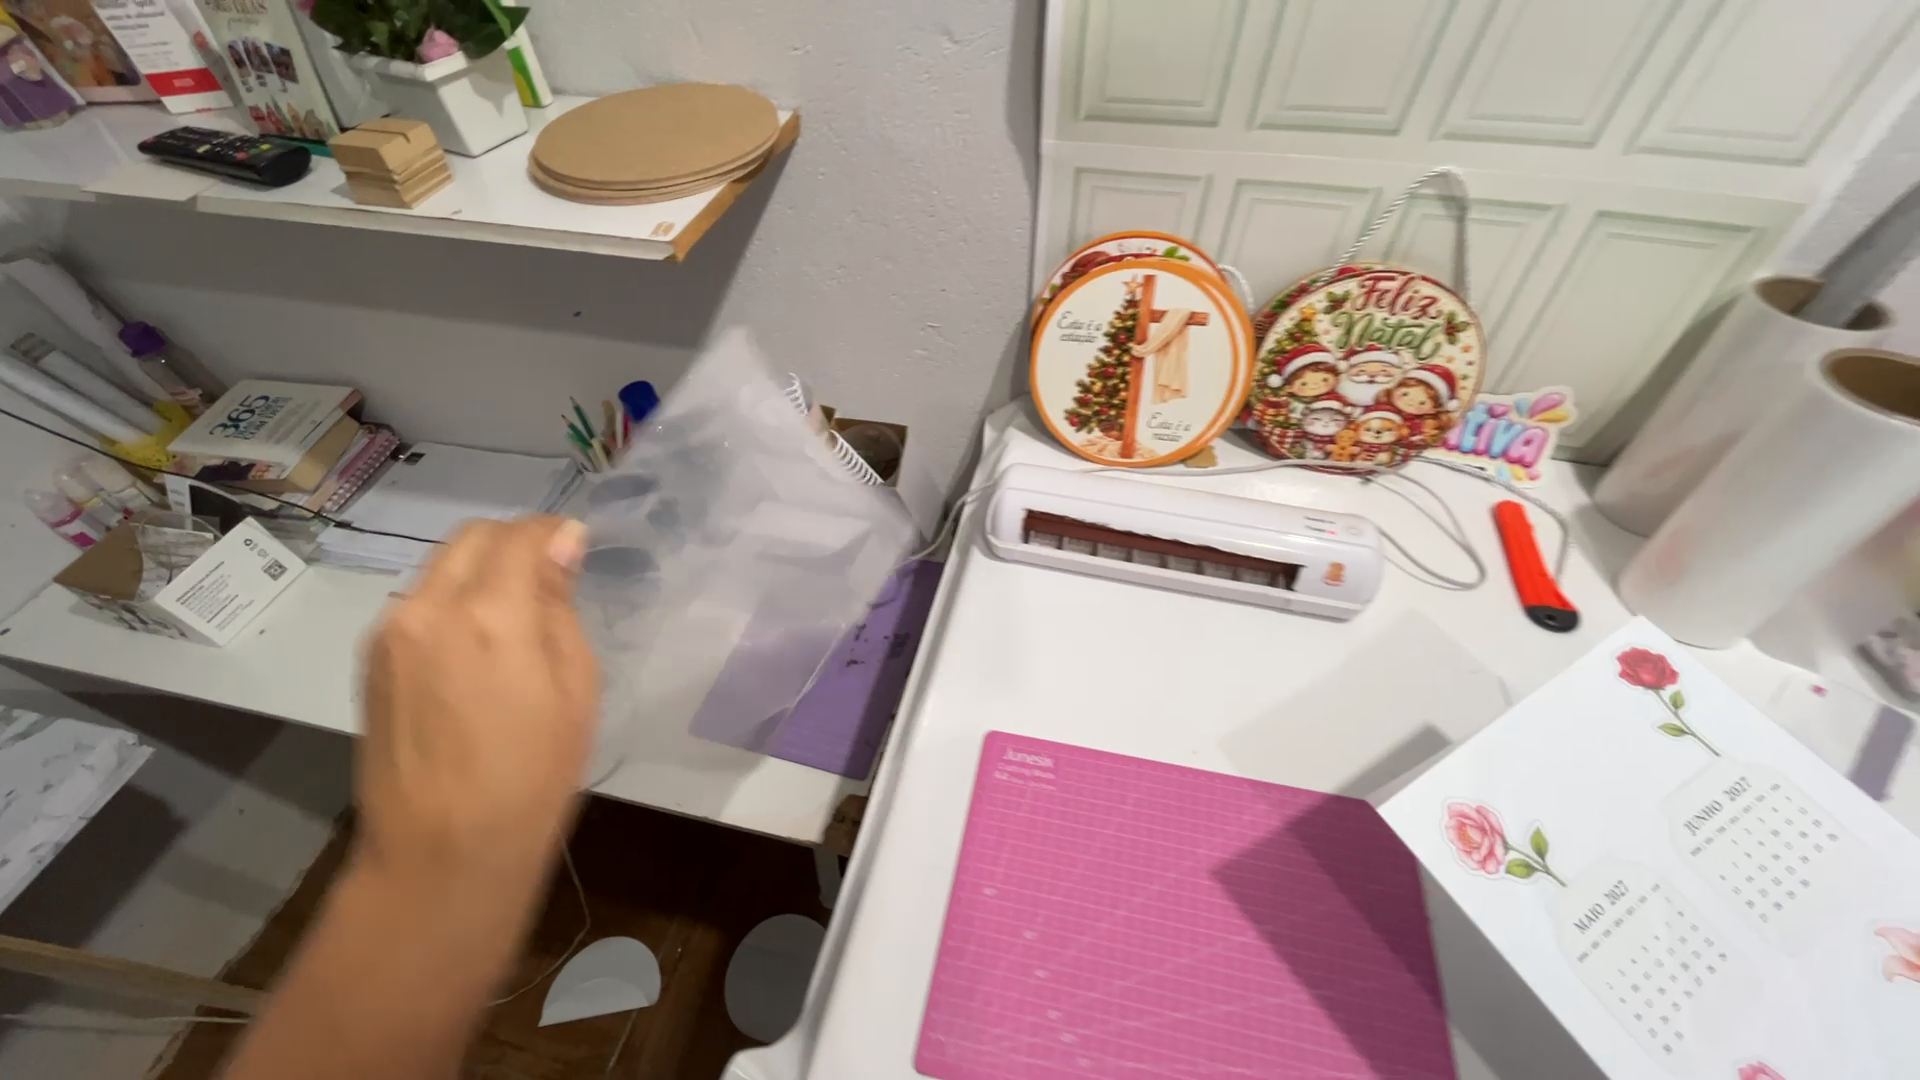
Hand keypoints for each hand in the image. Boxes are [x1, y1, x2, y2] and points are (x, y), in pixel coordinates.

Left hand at [357, 517, 599, 887]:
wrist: (444, 848)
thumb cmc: (535, 771)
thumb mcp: (575, 684)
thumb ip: (560, 604)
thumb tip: (563, 543)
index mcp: (490, 613)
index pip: (520, 535)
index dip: (554, 532)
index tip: (577, 548)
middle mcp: (428, 608)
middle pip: (473, 537)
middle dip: (515, 541)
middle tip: (551, 577)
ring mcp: (390, 633)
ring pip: (441, 567)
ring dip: (482, 572)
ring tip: (514, 619)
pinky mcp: (371, 660)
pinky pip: (419, 603)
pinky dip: (453, 601)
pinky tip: (476, 650)